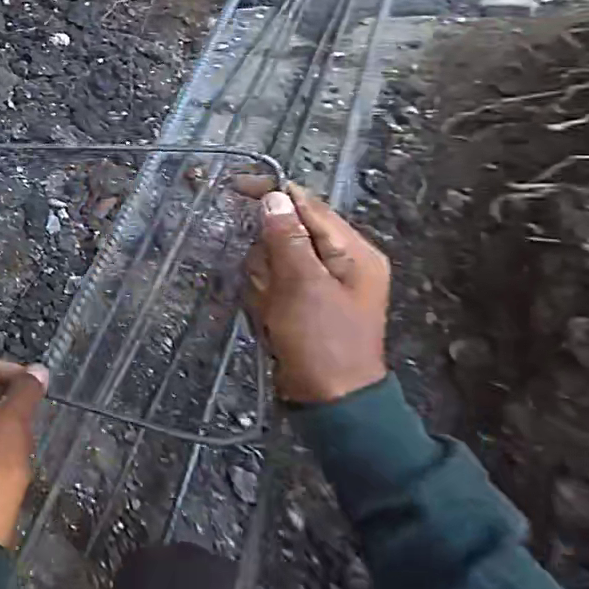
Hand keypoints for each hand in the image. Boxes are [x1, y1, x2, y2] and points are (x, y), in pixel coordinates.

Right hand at [241, 183, 390, 404]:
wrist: (330, 402)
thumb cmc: (321, 341)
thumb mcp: (302, 285)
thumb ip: (286, 237)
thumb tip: (274, 196)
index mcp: (353, 251)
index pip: (308, 205)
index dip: (273, 194)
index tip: (235, 187)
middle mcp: (341, 261)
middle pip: (287, 233)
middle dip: (269, 256)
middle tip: (272, 285)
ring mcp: (321, 283)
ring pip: (274, 259)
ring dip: (266, 281)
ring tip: (274, 308)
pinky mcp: (304, 302)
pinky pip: (274, 284)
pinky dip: (267, 297)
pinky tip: (272, 317)